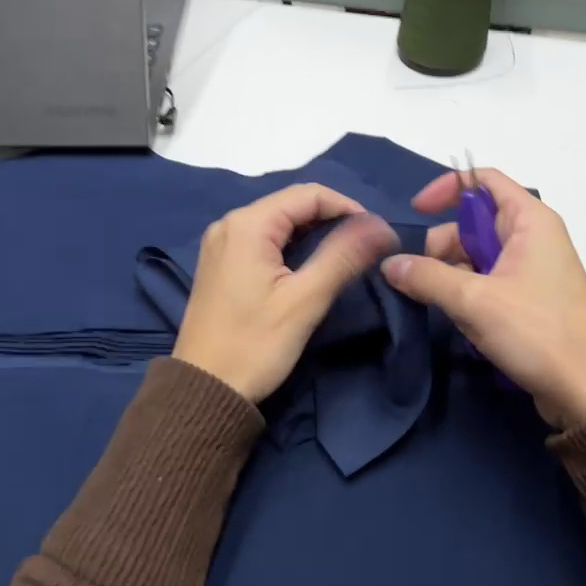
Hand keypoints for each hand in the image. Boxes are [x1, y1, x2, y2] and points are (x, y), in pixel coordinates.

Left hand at [174, 184, 399, 402]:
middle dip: (332, 219)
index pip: (309, 194)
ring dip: (314, 233)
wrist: (204, 391)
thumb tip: (381, 226)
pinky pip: (263, 240)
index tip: (376, 234)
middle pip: (292, 204)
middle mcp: (229, 224)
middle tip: (365, 247)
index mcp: (247, 225)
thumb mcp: (305, 301)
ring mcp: (221, 243)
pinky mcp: (221, 264)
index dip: (348, 207)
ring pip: (279, 223)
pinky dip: (292, 246)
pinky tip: (311, 266)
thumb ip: (343, 256)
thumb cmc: (254, 345)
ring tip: (345, 256)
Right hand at [382, 169, 585, 426]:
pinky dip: (468, 295)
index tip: (417, 212)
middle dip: (443, 247)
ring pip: (476, 256)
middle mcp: (532, 236)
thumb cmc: (538, 332)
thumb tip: (390, 264)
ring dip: (452, 277)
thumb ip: (427, 277)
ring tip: (444, 308)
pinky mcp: (529, 300)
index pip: (483, 180)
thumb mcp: (474, 301)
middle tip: (425, 281)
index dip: (447, 188)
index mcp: (529, 220)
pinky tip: (462, 321)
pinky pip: (487, 283)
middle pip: (473, 223)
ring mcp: (531, 269)